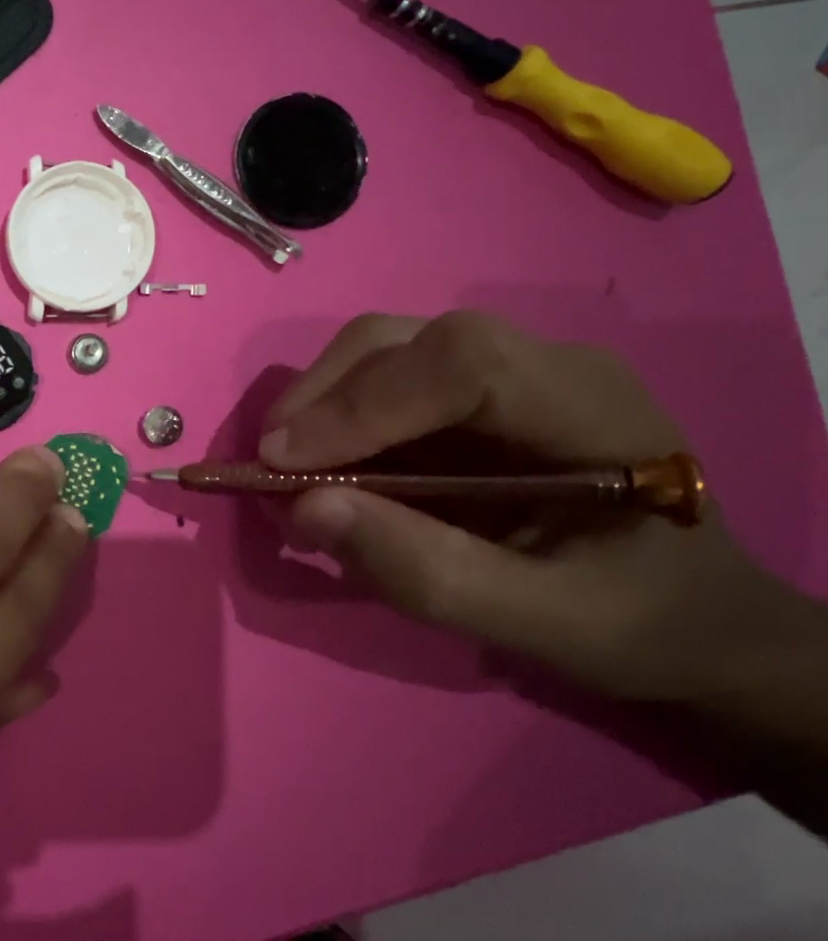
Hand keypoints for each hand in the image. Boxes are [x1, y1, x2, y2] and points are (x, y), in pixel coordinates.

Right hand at [261, 311, 824, 704]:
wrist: (693, 616)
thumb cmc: (632, 623)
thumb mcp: (536, 621)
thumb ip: (424, 569)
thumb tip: (302, 509)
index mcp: (588, 410)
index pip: (461, 364)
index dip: (361, 405)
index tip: (287, 466)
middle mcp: (544, 365)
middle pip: (403, 341)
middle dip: (321, 398)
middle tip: (270, 467)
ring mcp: (504, 369)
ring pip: (381, 348)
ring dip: (317, 401)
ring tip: (287, 467)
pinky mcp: (468, 390)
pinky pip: (380, 378)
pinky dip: (331, 413)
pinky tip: (320, 462)